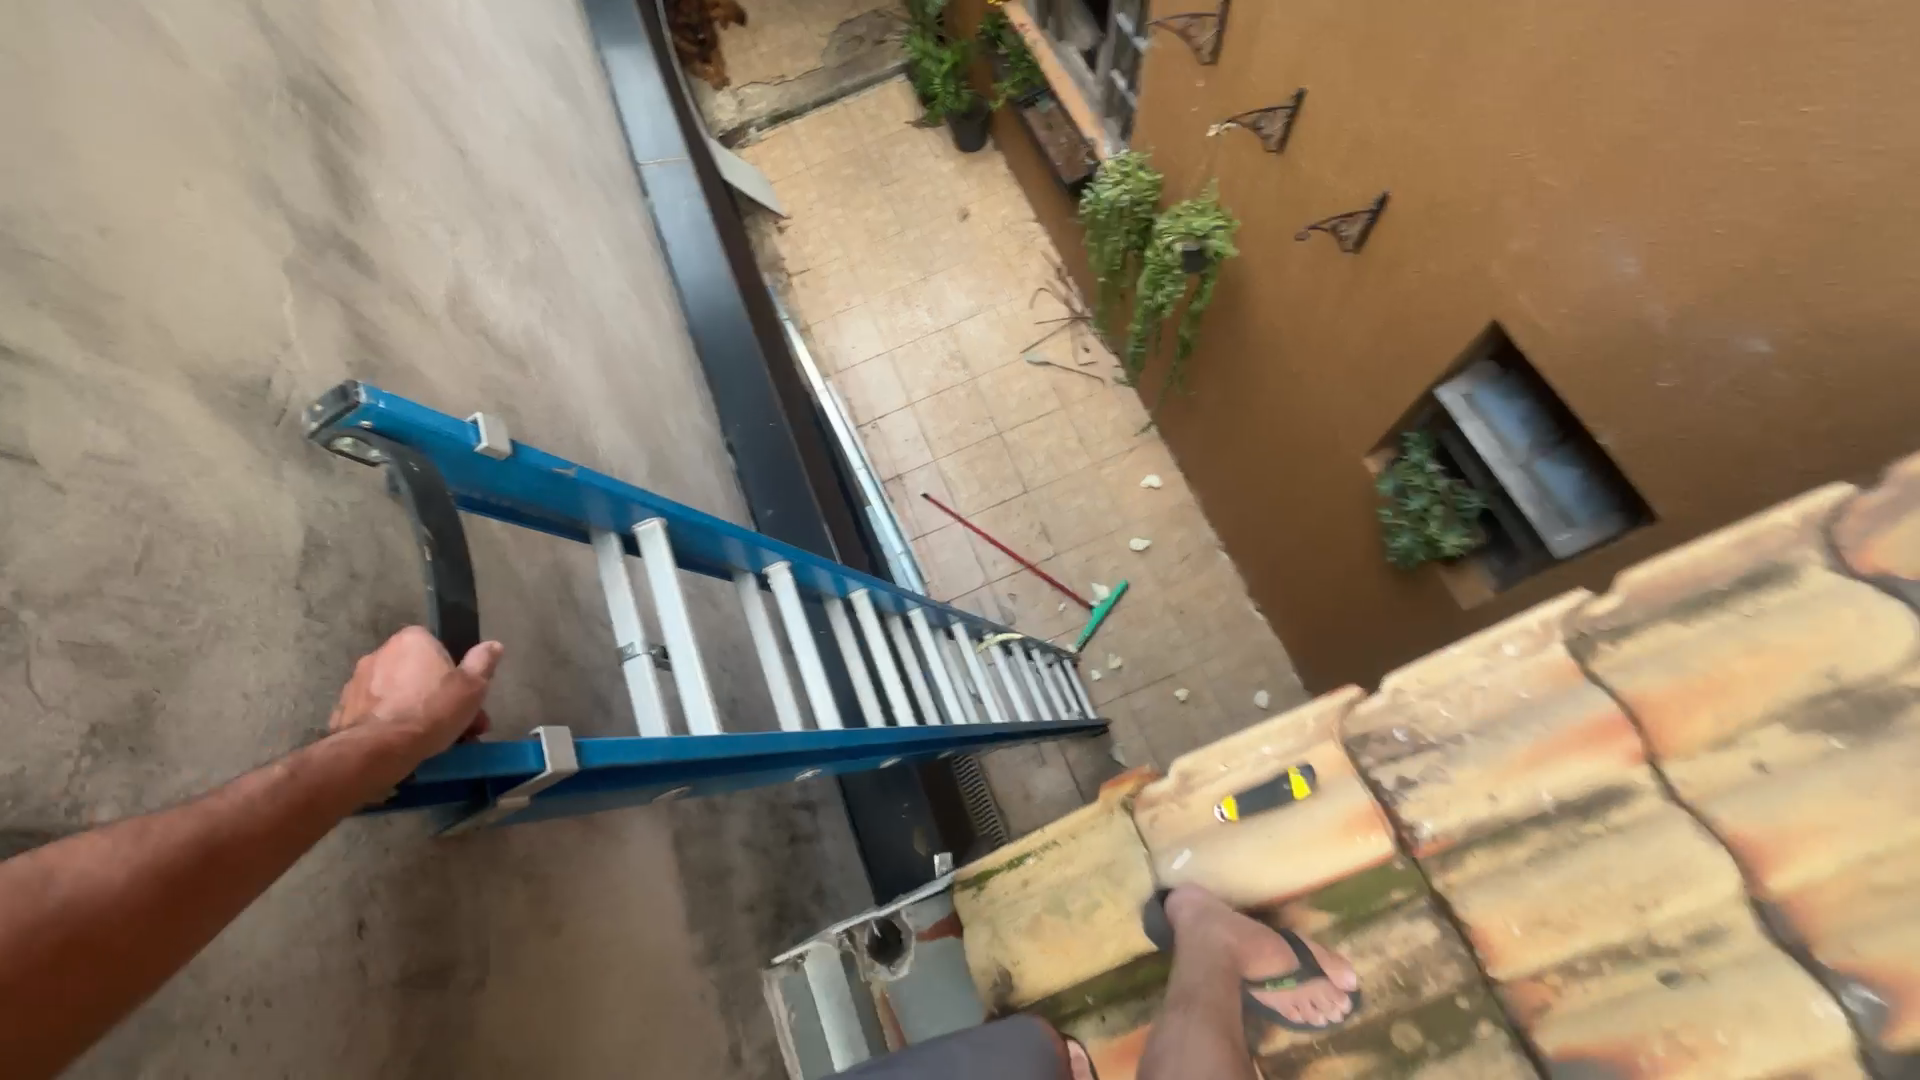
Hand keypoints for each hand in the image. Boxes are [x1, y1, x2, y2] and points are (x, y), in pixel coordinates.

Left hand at [327, 627, 502, 767]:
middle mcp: (379, 654)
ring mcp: (357, 683)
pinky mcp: (343, 711)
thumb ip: (483, 662)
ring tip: (435, 737)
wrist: (379, 749)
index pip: (435, 644)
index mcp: (411, 641)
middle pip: (417, 671)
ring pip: (398, 693)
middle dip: (438, 693)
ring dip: (415, 708)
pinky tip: (407, 742)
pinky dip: (392, 723)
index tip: (464, 690)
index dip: (452, 667)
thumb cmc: (432, 710)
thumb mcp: (473, 686)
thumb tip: (492, 645)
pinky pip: (378, 712)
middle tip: (457, 719)